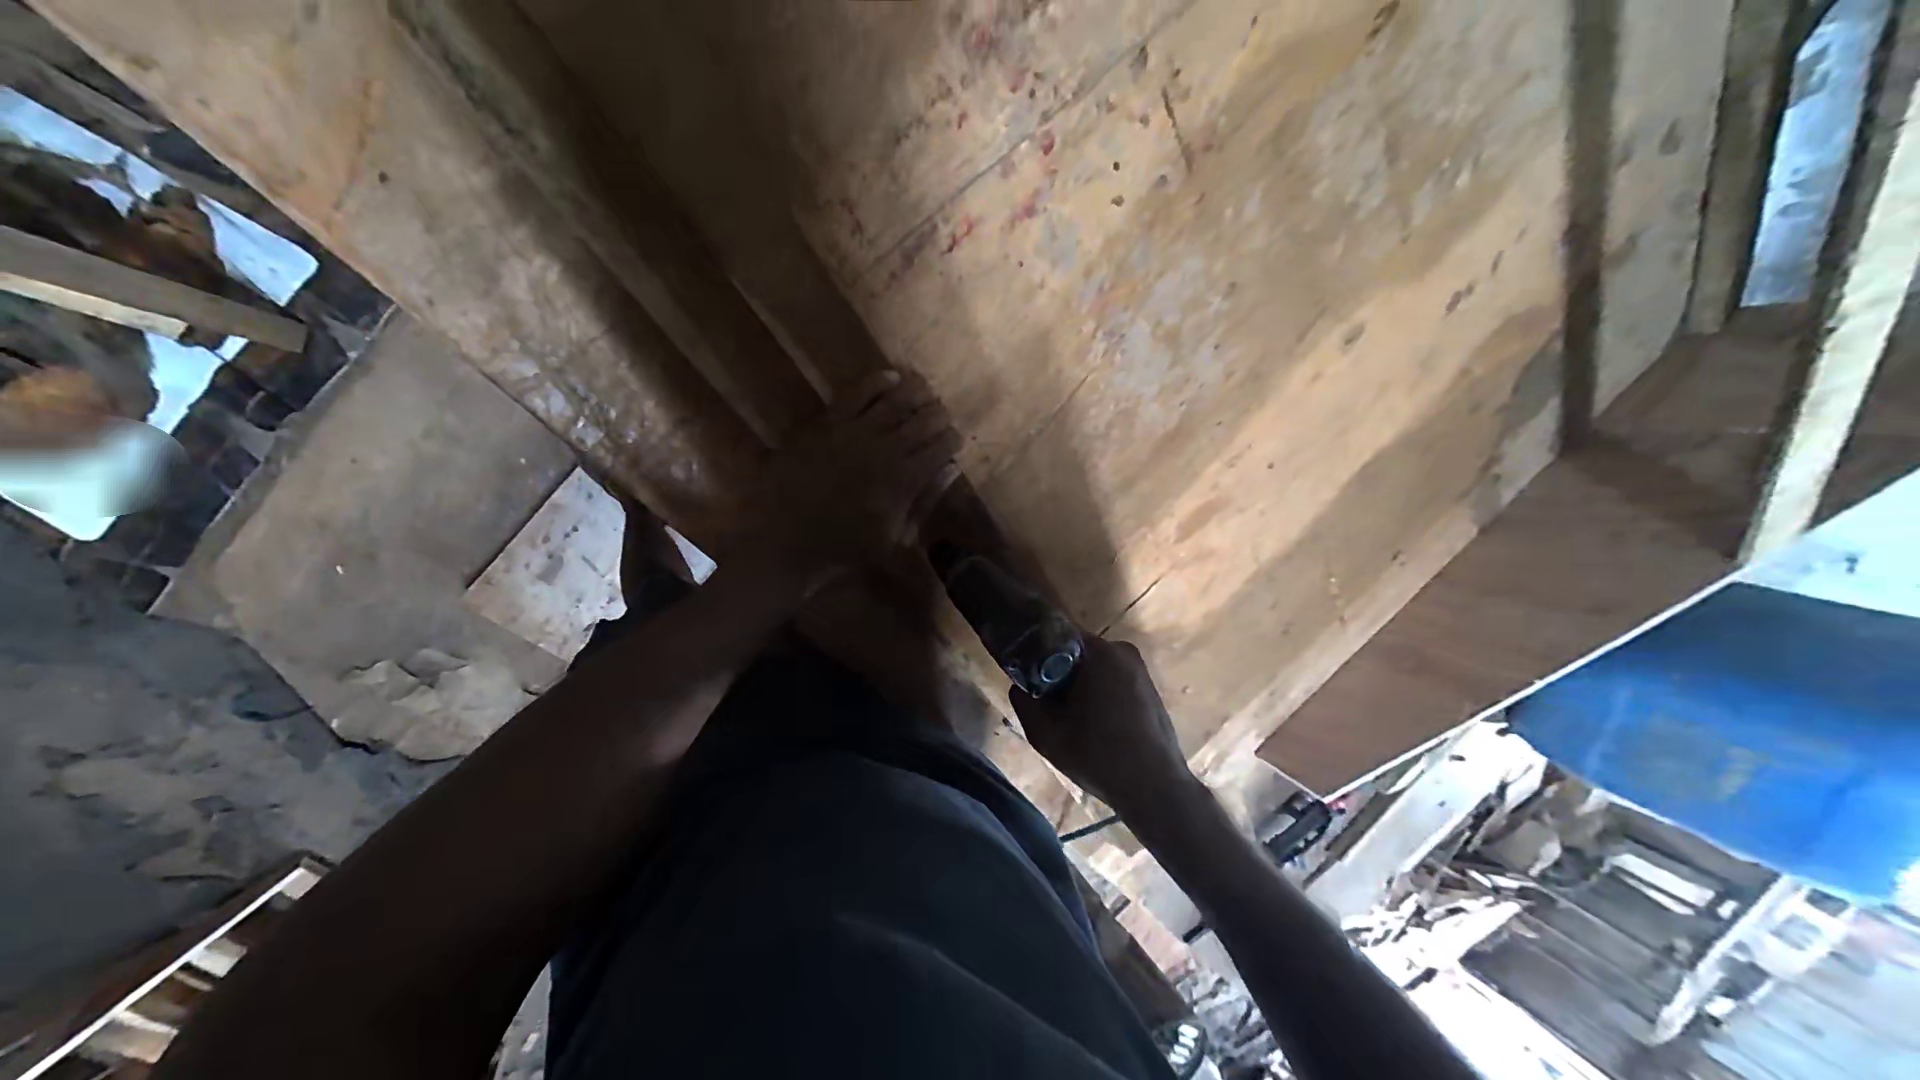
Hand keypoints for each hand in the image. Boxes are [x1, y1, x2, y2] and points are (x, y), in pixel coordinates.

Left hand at [741, 369, 961, 588]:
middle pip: (924, 420)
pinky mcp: (831, 421)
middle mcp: (886, 448)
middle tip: (942, 415)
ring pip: (897, 400)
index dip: (953, 440)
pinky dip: (878, 381)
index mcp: (905, 479)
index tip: (955, 439)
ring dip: (918, 392)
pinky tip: (891, 378)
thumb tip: (950, 469)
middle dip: (939, 415)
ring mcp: (857, 431)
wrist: (790, 536)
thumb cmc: (847, 545)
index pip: (941, 448)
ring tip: (925, 392)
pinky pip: (859, 391)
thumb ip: (924, 502)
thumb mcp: (895, 537)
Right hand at [1009, 635, 1196, 813]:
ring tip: (1069, 719)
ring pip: (1094, 668)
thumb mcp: (1045, 734)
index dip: (1035, 651)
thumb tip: (1020, 685)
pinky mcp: (1149, 688)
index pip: (1056, 634)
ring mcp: (1140, 669)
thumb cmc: (1098, 757)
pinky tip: (1094, 725)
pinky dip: (1099, 694)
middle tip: (1045, 703)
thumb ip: (1024, 702)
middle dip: (1057, 672)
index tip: (1025, 674)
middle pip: (1076, 652)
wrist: (1154, 789)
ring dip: (1079, 686)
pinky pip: (1113, 680)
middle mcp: (1122, 651)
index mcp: (1099, 652)